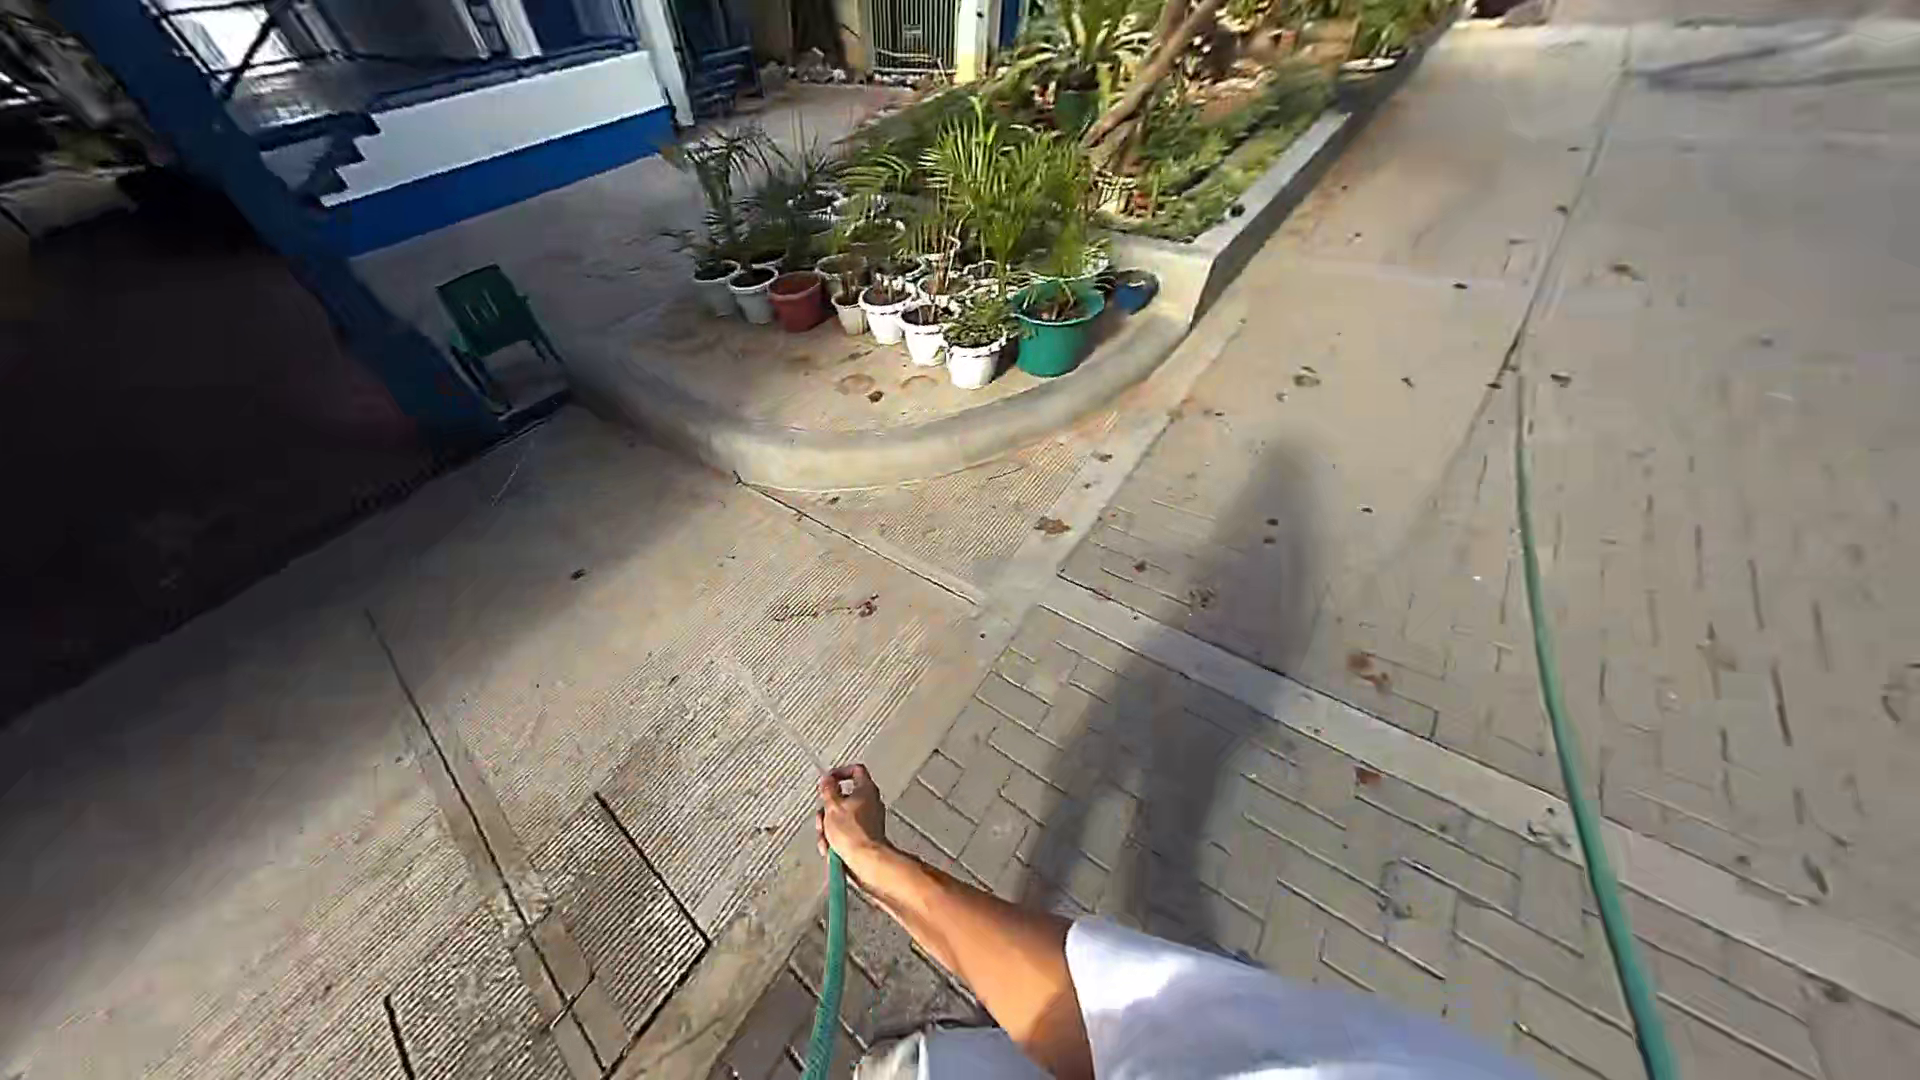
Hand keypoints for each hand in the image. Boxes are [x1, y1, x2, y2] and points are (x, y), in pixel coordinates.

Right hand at [815, 764, 892, 874]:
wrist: (865, 860)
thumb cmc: (853, 833)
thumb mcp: (833, 806)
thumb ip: (828, 790)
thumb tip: (826, 780)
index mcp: (866, 789)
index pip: (855, 770)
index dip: (840, 773)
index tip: (828, 781)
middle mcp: (871, 802)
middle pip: (844, 797)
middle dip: (828, 809)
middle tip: (824, 816)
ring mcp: (868, 820)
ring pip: (841, 817)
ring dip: (829, 827)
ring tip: (827, 837)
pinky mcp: (864, 836)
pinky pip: (845, 832)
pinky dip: (835, 840)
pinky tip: (831, 848)